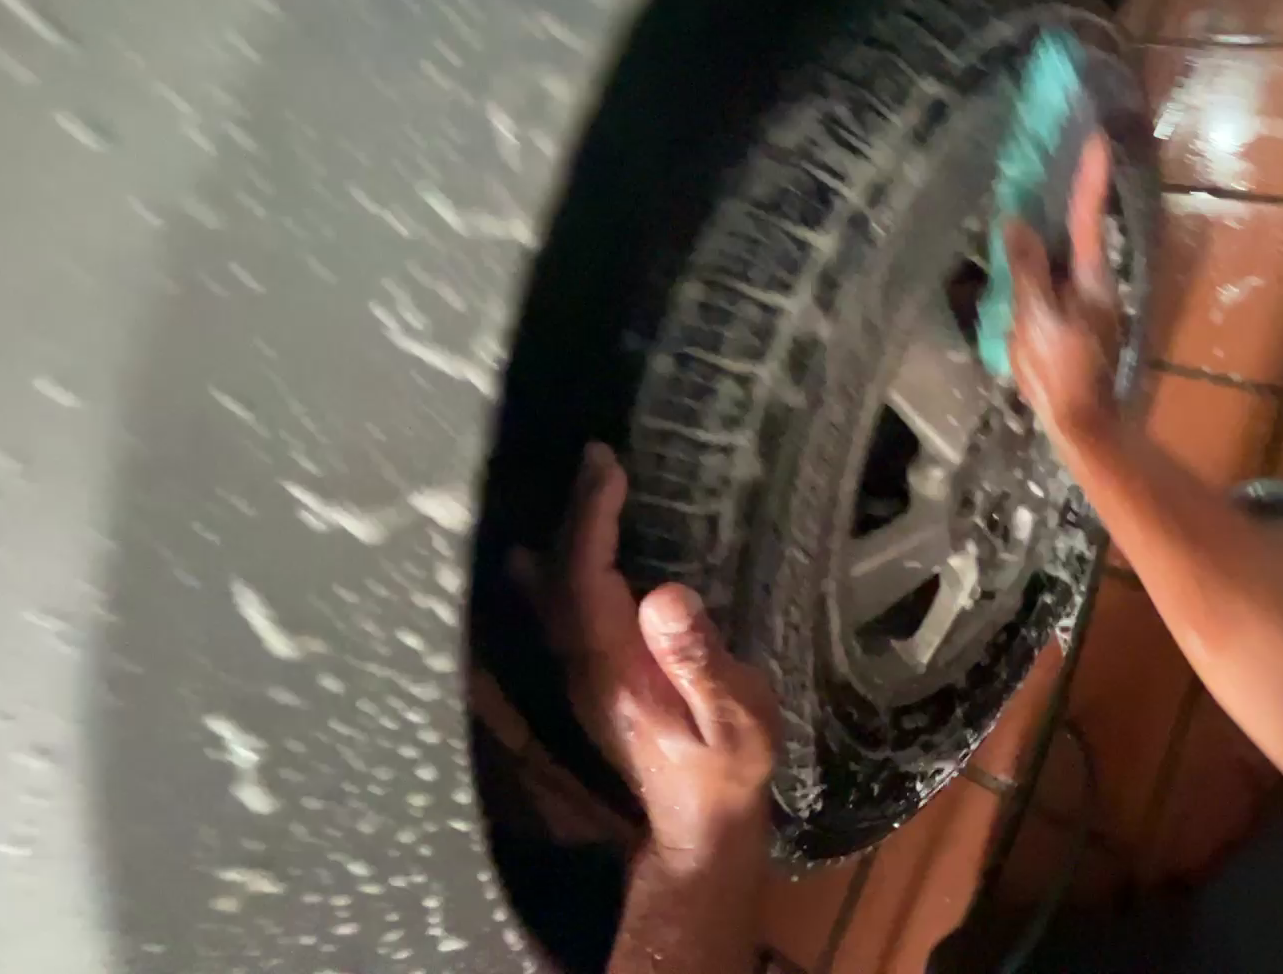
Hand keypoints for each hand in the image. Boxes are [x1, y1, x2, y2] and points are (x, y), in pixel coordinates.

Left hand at [519, 444, 778, 865]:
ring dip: (565, 534)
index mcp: (616, 667)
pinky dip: (563, 566)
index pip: (590, 579)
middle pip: (562, 578)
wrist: (699, 824)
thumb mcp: (732, 715)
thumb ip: (699, 660)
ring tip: (581, 486)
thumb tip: (668, 594)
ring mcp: (584, 674)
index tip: (608, 469)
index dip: (594, 520)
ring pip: (555, 593)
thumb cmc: (726, 768)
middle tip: (597, 458)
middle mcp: (586, 665)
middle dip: (577, 513)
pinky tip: (549, 554)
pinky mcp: (596, 679)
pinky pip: (565, 609)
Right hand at [1005, 132, 1122, 446]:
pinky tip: (1021, 248)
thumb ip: (1028, 269)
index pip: (1088, 214)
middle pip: (1078, 226)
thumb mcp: (1039, 318)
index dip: (1090, 175)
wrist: (1077, 417)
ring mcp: (1082, 298)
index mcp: (1090, 275)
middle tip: (1051, 151)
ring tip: (1029, 189)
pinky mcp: (1069, 314)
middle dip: (1067, 189)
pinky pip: (1053, 272)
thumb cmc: (1061, 369)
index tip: (1093, 135)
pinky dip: (1039, 252)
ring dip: (1051, 220)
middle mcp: (1092, 279)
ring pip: (1064, 249)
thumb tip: (1015, 222)